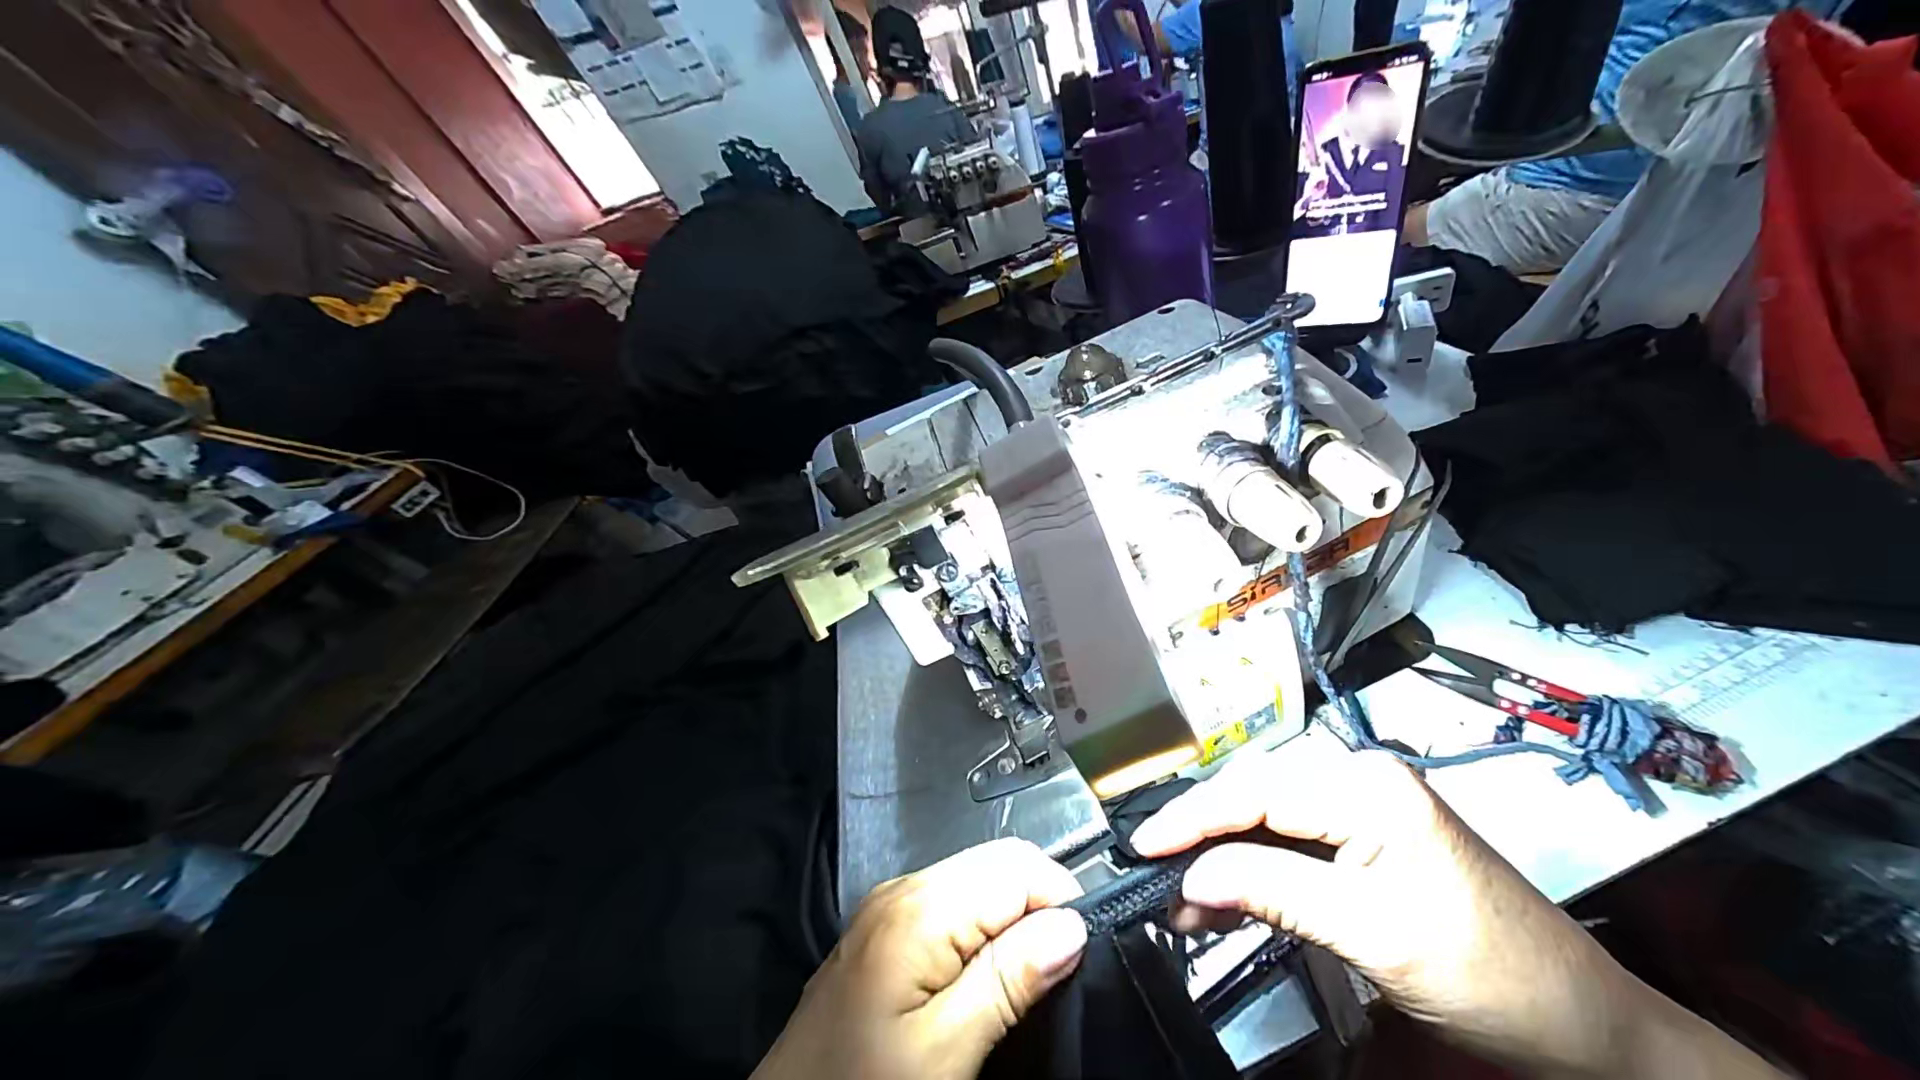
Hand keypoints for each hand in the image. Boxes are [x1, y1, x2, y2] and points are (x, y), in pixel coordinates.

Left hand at [752, 838, 1086, 1079]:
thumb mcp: (943, 1051)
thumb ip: (1008, 979)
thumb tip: (1072, 926)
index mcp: (920, 906)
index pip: (1018, 866)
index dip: (1061, 902)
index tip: (1080, 957)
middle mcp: (904, 887)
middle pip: (998, 861)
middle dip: (1041, 902)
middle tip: (1057, 972)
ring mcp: (891, 904)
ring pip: (979, 877)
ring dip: (1016, 915)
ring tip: (1027, 978)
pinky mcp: (886, 926)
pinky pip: (954, 900)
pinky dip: (986, 923)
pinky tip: (989, 971)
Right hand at [1127, 749, 1781, 1078]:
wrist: (1584, 1024)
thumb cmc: (1489, 973)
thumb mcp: (1371, 933)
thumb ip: (1272, 891)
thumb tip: (1189, 878)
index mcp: (1367, 786)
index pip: (1255, 792)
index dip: (1191, 818)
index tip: (1140, 846)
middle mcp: (1359, 779)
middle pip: (1254, 799)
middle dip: (1201, 838)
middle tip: (1155, 875)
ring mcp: (1362, 806)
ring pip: (1265, 821)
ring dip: (1222, 858)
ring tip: (1182, 898)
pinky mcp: (1363, 837)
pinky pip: (1289, 843)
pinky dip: (1253, 870)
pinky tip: (1225, 896)